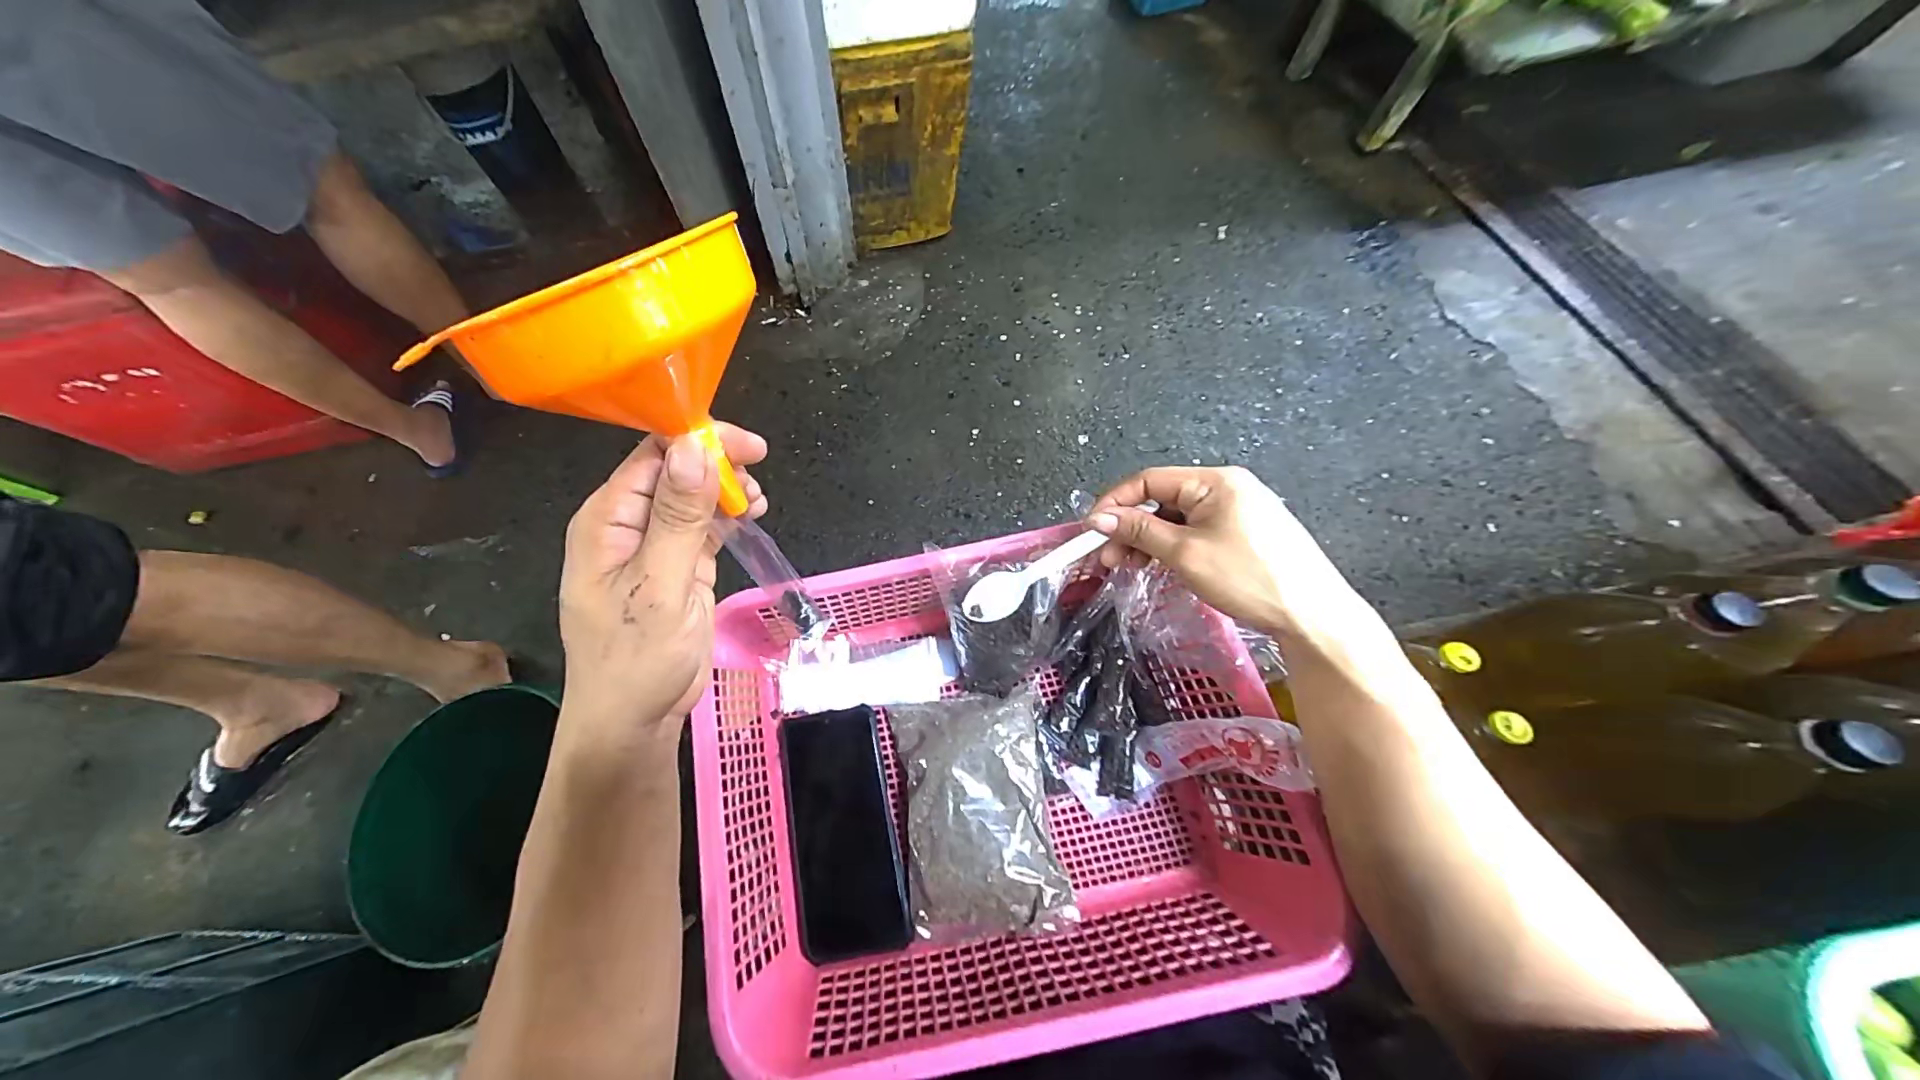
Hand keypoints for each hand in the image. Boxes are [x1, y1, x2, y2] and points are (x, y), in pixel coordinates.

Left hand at [559, 424, 768, 726]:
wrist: (634, 719)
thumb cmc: (637, 658)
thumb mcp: (660, 585)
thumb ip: (678, 517)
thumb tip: (694, 448)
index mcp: (607, 520)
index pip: (653, 457)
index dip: (699, 441)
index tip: (749, 448)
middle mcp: (627, 524)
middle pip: (675, 471)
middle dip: (717, 464)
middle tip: (758, 473)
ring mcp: (653, 545)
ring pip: (693, 496)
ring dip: (726, 490)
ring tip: (758, 501)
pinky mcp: (677, 565)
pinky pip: (703, 526)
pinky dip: (728, 516)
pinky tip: (751, 515)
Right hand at [1085, 466, 1362, 640]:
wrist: (1312, 615)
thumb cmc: (1252, 579)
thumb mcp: (1185, 553)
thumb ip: (1139, 531)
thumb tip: (1102, 518)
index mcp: (1215, 482)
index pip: (1149, 480)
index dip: (1115, 502)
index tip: (1093, 528)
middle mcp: (1226, 489)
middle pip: (1161, 500)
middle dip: (1129, 527)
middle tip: (1109, 557)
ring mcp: (1236, 511)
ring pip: (1175, 519)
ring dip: (1147, 540)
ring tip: (1129, 566)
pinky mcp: (1241, 533)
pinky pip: (1194, 532)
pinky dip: (1170, 547)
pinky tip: (1157, 566)